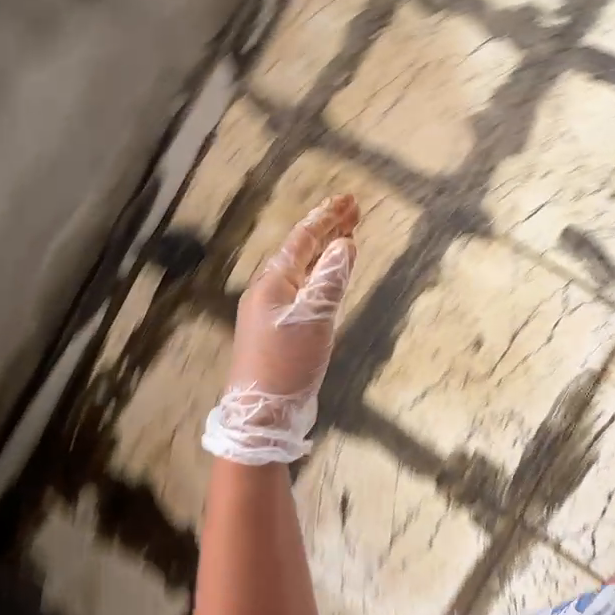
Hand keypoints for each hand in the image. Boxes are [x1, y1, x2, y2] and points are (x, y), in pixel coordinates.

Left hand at [230, 193, 358, 395]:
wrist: (260, 414)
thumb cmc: (286, 362)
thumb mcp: (313, 319)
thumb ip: (331, 280)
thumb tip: (345, 244)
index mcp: (273, 282)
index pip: (303, 239)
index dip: (326, 218)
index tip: (349, 200)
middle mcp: (270, 290)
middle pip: (302, 250)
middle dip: (328, 228)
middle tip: (354, 209)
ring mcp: (273, 310)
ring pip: (304, 269)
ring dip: (326, 249)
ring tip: (348, 234)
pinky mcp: (280, 328)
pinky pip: (304, 287)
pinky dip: (322, 273)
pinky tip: (332, 275)